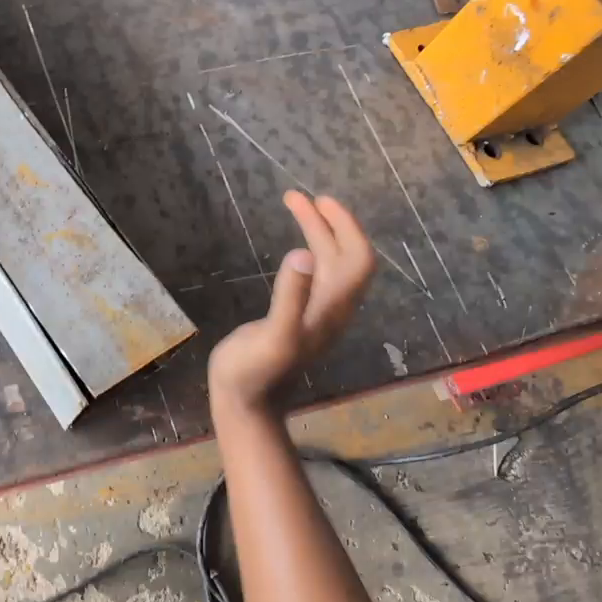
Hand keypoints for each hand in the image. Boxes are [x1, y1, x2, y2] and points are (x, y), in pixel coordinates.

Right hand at [208, 190, 374, 416]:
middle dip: (327, 222)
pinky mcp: (297, 318)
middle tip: (298, 197)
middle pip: (344, 256)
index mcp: (330, 309)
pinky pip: (315, 276)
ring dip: (317, 234)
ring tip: (294, 209)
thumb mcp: (273, 335)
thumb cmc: (255, 371)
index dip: (345, 227)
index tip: (321, 201)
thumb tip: (304, 254)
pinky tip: (291, 250)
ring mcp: (314, 314)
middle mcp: (330, 309)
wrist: (245, 403)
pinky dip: (307, 252)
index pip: (357, 259)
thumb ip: (290, 297)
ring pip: (329, 265)